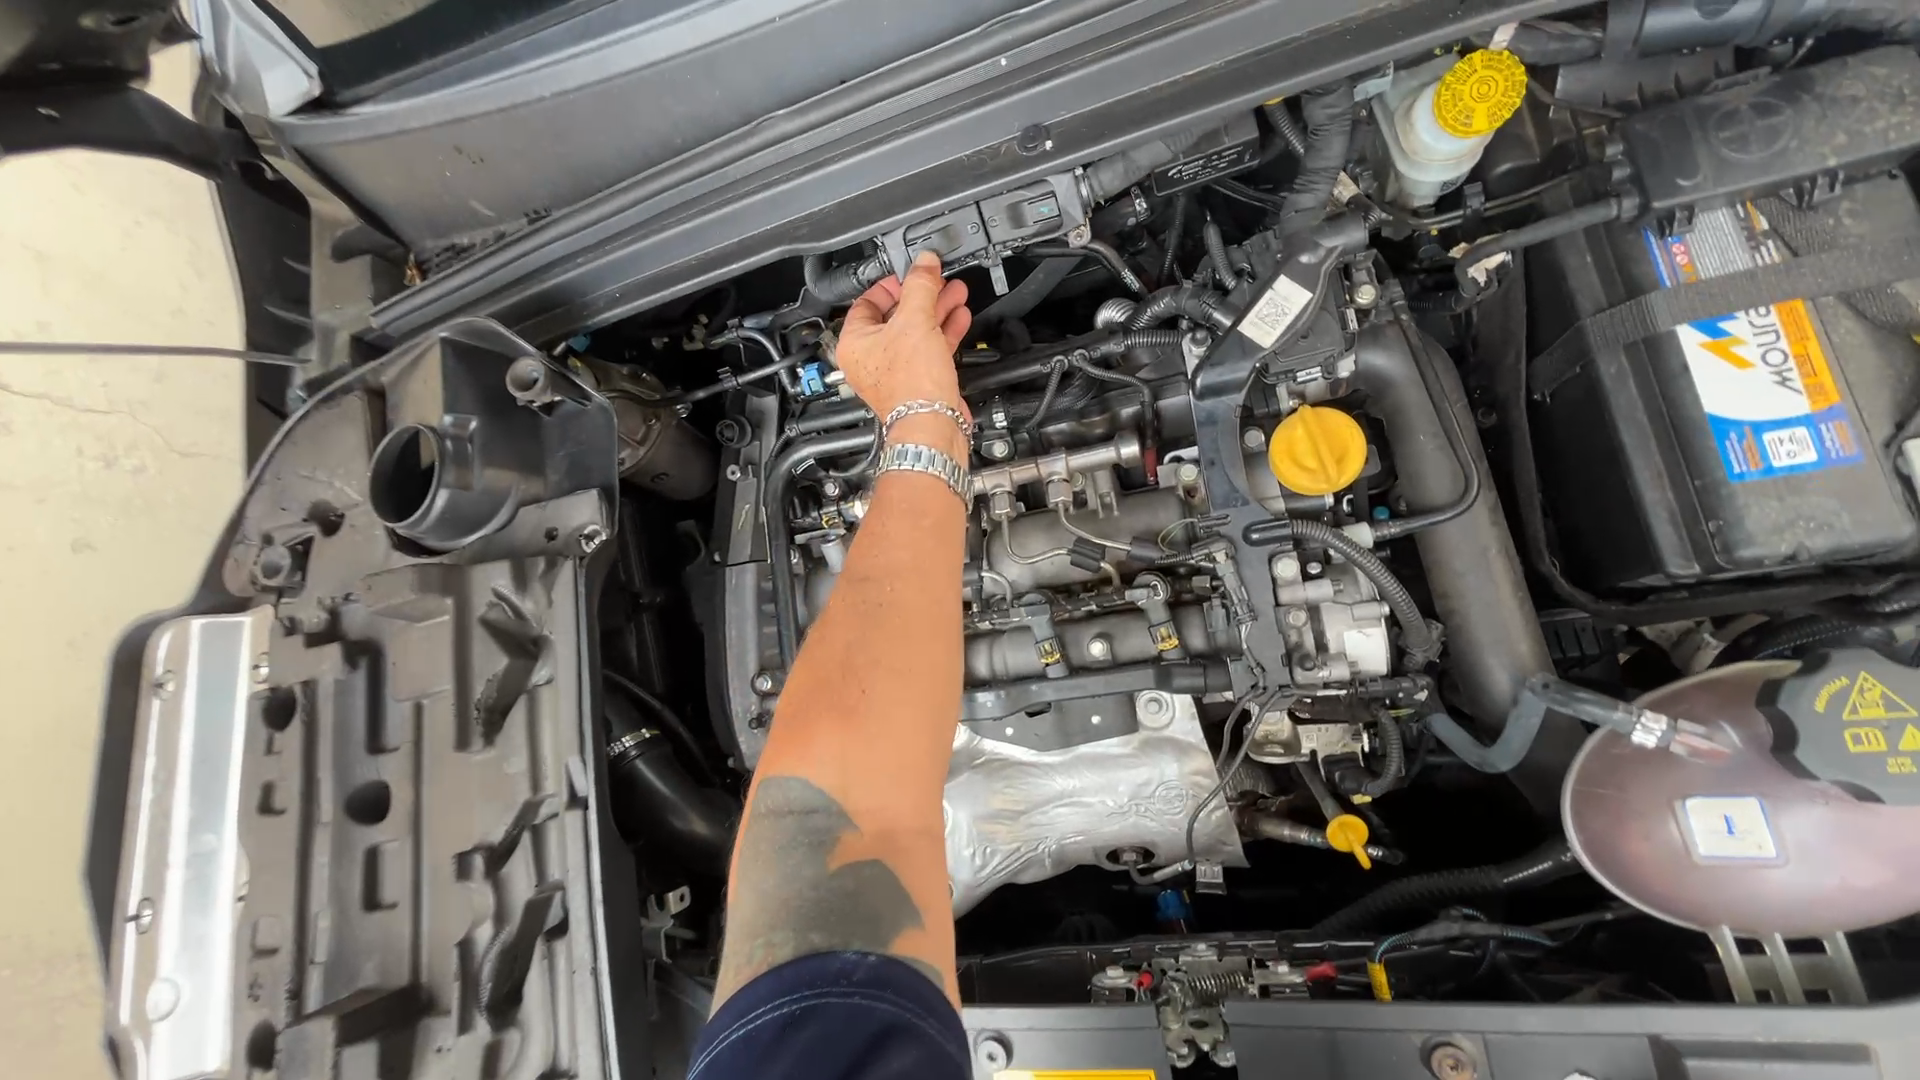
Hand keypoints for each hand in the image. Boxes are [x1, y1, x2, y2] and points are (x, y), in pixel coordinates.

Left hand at [838, 251, 971, 439]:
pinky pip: (928, 350)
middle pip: (896, 316)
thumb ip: (920, 286)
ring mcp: (894, 372)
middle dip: (922, 295)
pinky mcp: (917, 382)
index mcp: (854, 343)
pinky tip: (958, 318)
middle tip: (938, 280)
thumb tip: (924, 263)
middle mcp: (870, 360)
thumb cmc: (911, 384)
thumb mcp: (915, 320)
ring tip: (955, 293)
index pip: (867, 301)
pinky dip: (942, 333)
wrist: (932, 423)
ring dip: (936, 311)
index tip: (911, 272)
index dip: (891, 283)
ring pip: (915, 332)